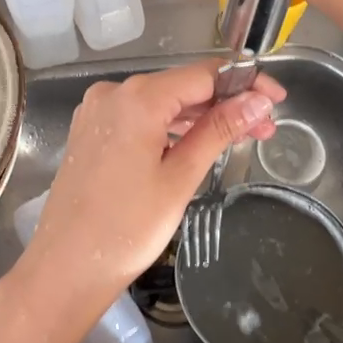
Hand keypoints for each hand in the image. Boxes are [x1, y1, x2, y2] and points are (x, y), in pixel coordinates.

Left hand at [13, 59, 285, 324]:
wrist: (66, 267)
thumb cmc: (128, 228)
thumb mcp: (181, 177)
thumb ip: (219, 131)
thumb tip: (258, 101)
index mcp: (138, 98)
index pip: (204, 75)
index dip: (245, 83)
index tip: (277, 99)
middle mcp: (114, 92)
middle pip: (182, 86)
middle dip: (226, 103)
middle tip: (266, 128)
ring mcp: (98, 110)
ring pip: (162, 101)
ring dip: (200, 116)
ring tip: (240, 138)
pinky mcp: (91, 130)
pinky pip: (139, 116)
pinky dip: (169, 126)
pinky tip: (196, 142)